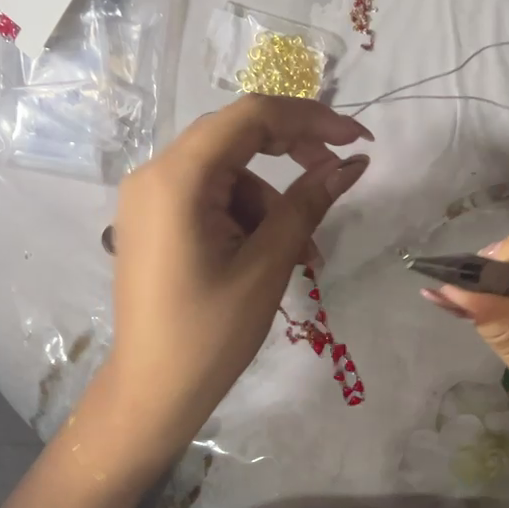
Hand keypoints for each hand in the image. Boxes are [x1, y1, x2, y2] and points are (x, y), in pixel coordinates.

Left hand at [103, 96, 371, 457]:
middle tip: (337, 181)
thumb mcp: (266, 267)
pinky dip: (248, 219)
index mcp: (178, 178)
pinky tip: (270, 258)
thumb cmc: (210, 335)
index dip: (311, 119)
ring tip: (304, 256)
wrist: (154, 390)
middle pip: (237, 137)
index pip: (252, 117)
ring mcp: (150, 198)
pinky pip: (211, 198)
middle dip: (294, 156)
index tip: (357, 141)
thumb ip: (306, 205)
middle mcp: (156, 174)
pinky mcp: (156, 221)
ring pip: (229, 174)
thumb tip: (350, 166)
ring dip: (273, 204)